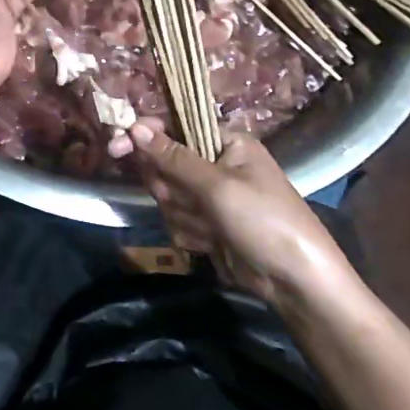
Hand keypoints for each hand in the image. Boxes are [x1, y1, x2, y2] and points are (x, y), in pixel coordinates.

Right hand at [130, 121, 358, 304]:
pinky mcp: (205, 223)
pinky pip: (174, 220)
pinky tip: (211, 243)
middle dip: (169, 188)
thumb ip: (173, 157)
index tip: (115, 147)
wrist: (294, 282)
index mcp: (226, 144)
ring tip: (212, 228)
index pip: (173, 128)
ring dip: (182, 214)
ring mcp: (209, 197)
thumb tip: (134, 127)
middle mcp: (215, 165)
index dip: (142, 136)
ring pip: (165, 196)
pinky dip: (188, 232)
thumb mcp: (217, 186)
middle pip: (162, 164)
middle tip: (187, 201)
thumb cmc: (264, 221)